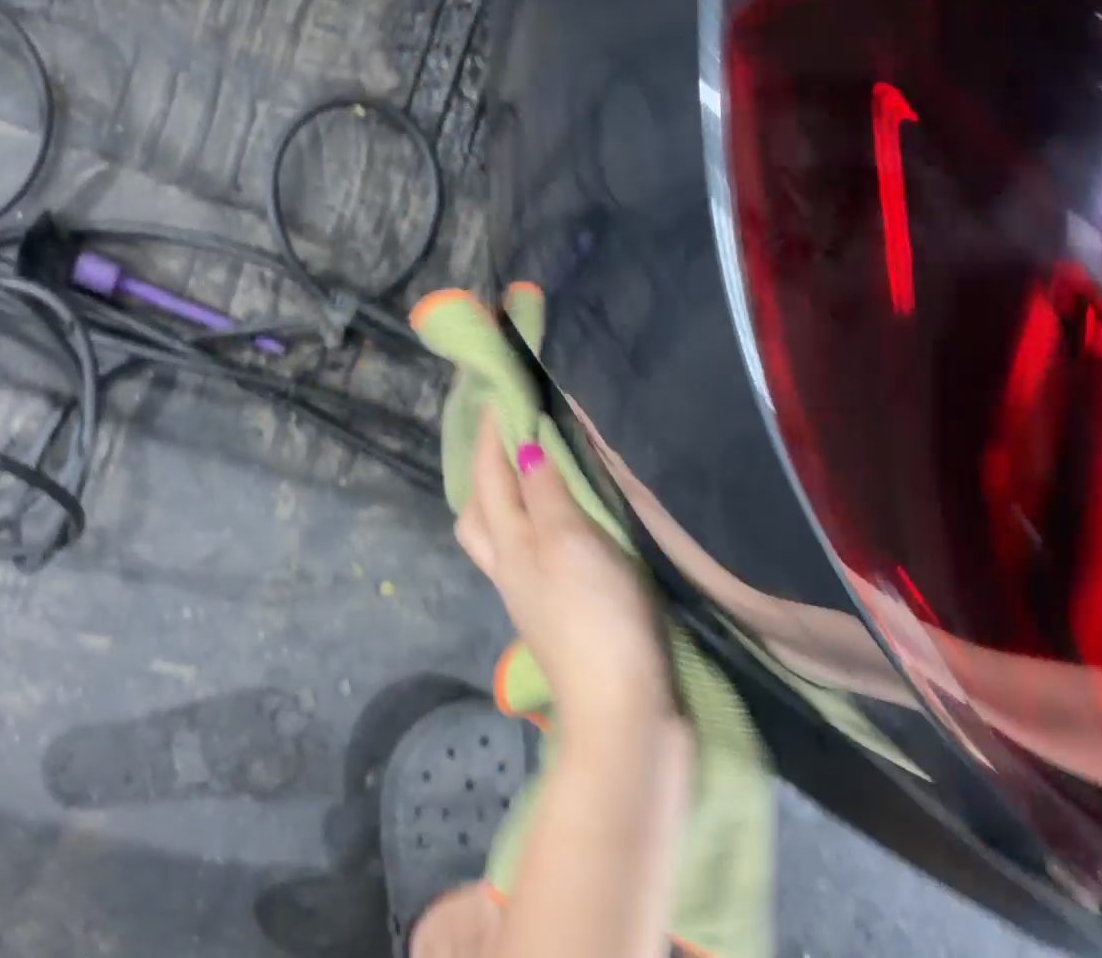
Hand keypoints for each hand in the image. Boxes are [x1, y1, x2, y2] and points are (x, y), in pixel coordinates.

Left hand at [454, 411, 669, 732]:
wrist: (622, 710)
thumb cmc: (598, 618)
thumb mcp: (571, 544)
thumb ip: (546, 494)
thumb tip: (522, 447)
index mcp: (509, 544)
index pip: (489, 476)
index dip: (490, 433)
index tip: (497, 391)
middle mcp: (509, 567)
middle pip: (479, 511)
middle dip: (486, 468)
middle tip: (509, 433)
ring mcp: (532, 594)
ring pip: (501, 536)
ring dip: (506, 500)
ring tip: (531, 472)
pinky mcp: (559, 614)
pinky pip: (532, 556)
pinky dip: (536, 527)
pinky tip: (562, 523)